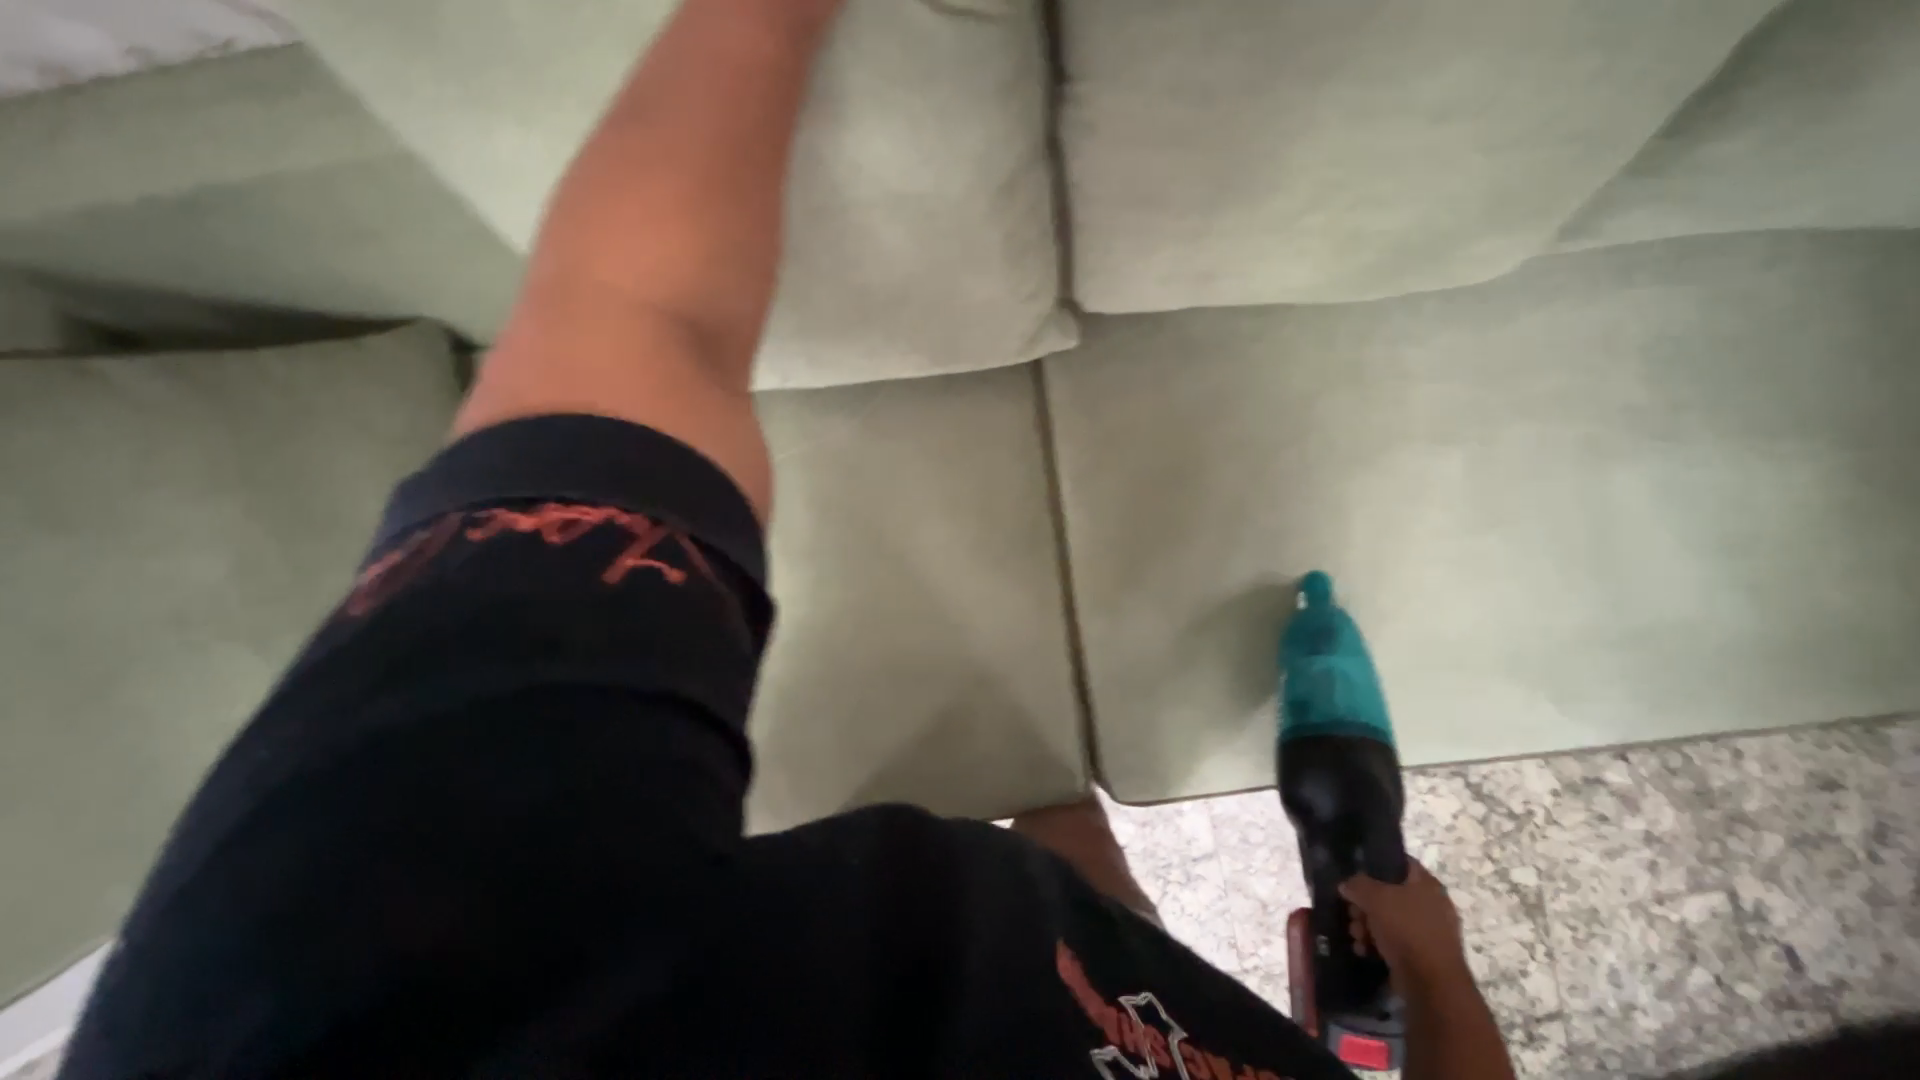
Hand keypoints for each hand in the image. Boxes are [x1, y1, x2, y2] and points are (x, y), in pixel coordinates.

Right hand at [1339, 859, 1472, 993]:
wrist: (1432, 983)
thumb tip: (1346, 885)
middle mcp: (1431, 904)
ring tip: (1357, 937)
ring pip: (1388, 919)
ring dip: (1366, 927)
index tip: (1354, 874)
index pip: (1400, 862)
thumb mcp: (1375, 898)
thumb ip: (1357, 884)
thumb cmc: (1406, 929)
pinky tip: (1365, 951)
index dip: (1376, 864)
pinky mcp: (1422, 954)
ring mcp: (1428, 931)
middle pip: (1388, 894)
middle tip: (1353, 914)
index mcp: (1427, 884)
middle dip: (1364, 905)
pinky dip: (1377, 944)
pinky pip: (1394, 941)